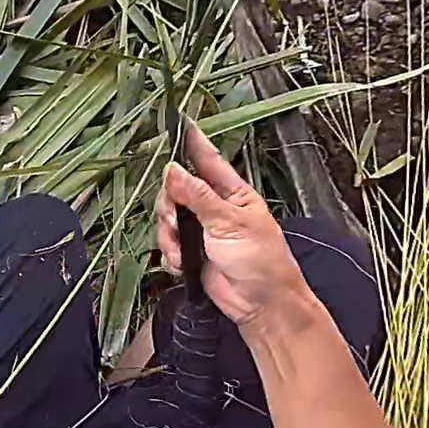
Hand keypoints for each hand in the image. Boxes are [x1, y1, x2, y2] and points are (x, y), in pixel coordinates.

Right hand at [156, 124, 311, 327]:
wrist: (261, 305)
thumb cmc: (262, 261)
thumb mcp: (230, 223)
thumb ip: (198, 196)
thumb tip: (172, 170)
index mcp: (232, 192)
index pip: (207, 159)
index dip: (192, 141)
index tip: (178, 122)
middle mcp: (214, 206)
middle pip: (176, 189)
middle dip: (169, 205)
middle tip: (175, 219)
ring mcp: (202, 229)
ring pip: (167, 217)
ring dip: (168, 233)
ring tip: (181, 248)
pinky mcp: (191, 251)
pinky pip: (167, 242)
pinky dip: (169, 252)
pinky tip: (180, 262)